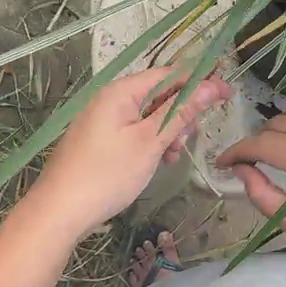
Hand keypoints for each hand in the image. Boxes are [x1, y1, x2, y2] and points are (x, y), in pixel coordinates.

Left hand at [28, 67, 230, 238]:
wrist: (58, 212)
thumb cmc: (107, 174)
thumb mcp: (150, 142)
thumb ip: (181, 112)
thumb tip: (211, 86)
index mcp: (122, 91)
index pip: (170, 74)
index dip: (200, 81)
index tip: (227, 94)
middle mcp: (111, 98)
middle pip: (159, 93)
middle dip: (182, 112)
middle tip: (193, 137)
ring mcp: (103, 119)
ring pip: (148, 114)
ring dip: (168, 130)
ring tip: (173, 156)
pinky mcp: (100, 139)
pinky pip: (135, 129)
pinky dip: (151, 141)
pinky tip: (158, 161)